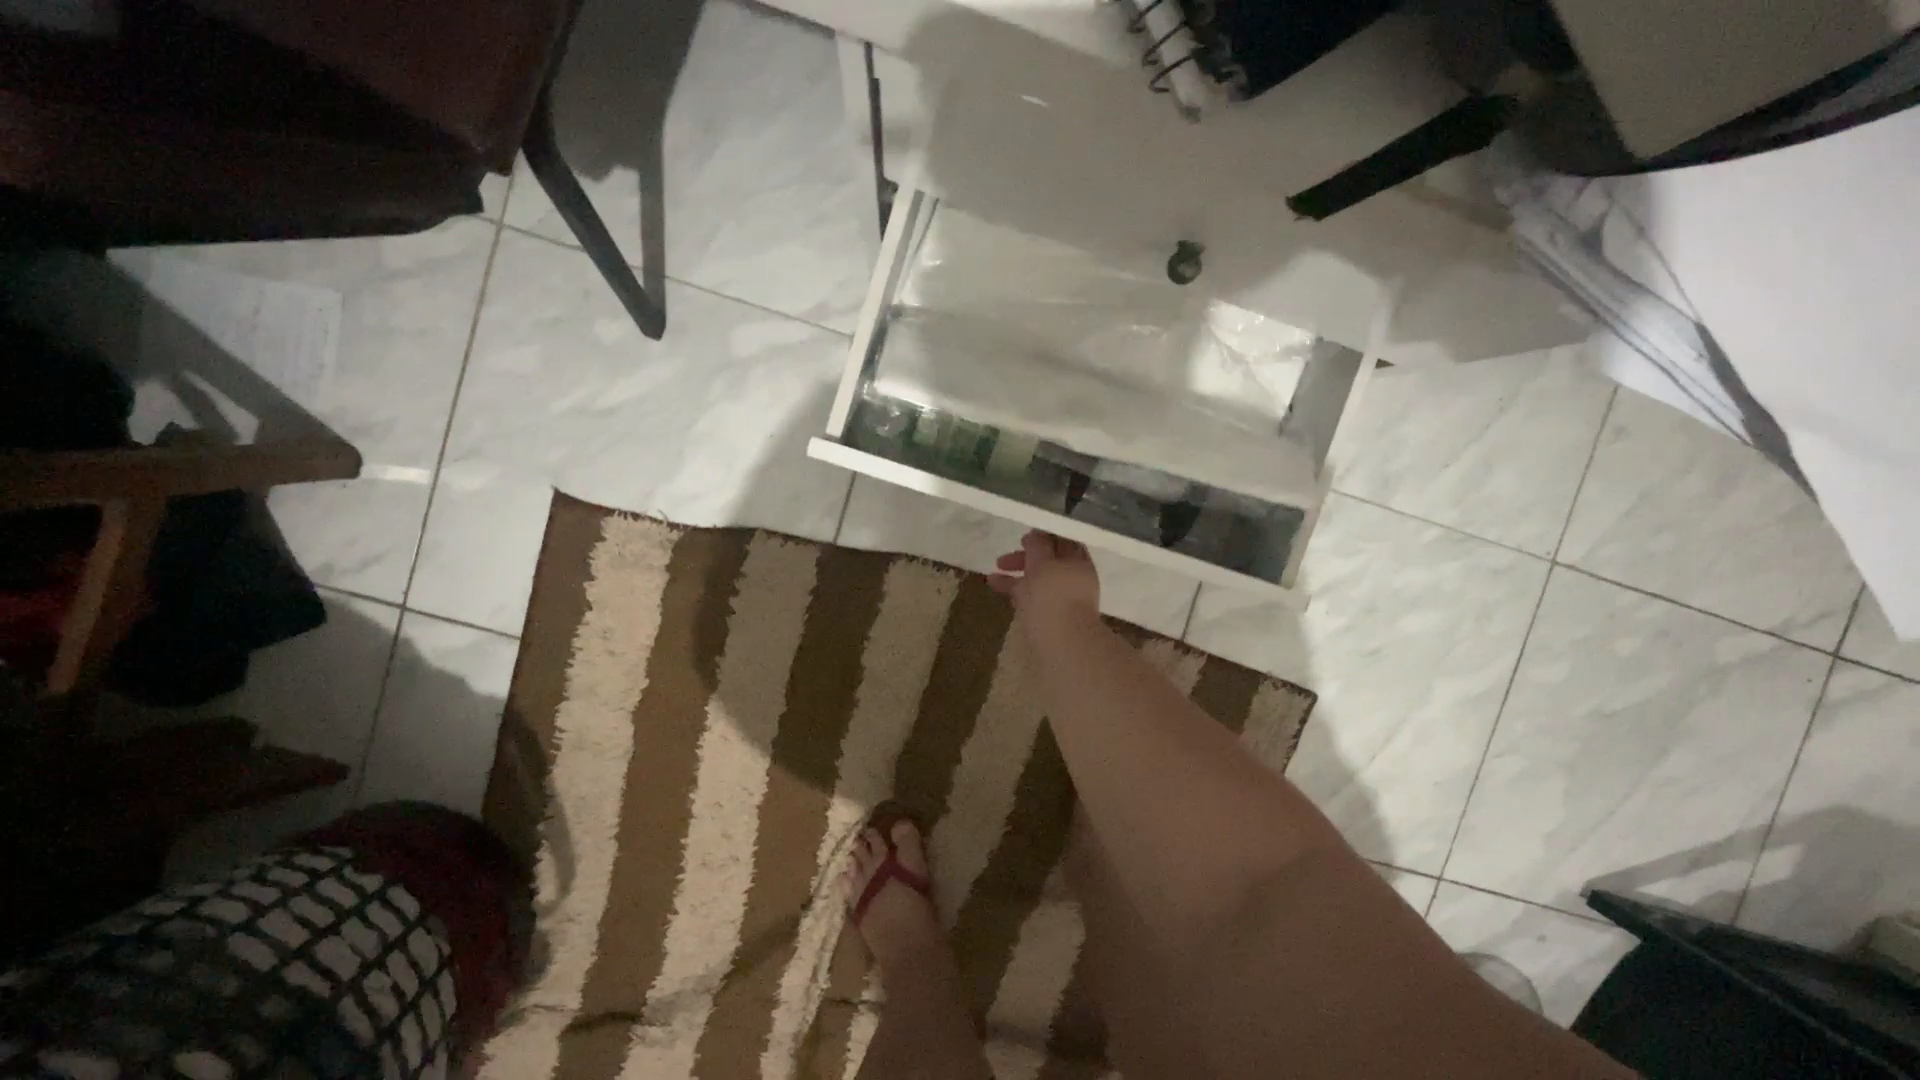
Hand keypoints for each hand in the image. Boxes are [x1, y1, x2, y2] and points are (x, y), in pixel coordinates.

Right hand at [988, 529, 1100, 630]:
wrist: (1064, 646)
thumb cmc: (1053, 598)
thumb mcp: (1042, 564)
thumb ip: (1038, 546)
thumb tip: (1036, 535)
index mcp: (1078, 561)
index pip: (1063, 540)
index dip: (1043, 535)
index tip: (1023, 536)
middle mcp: (1075, 578)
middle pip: (1050, 560)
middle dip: (1026, 557)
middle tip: (1004, 558)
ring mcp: (1065, 599)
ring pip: (1039, 580)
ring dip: (1017, 575)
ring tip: (993, 576)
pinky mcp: (1053, 617)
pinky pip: (1034, 597)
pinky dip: (1017, 591)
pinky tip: (996, 588)